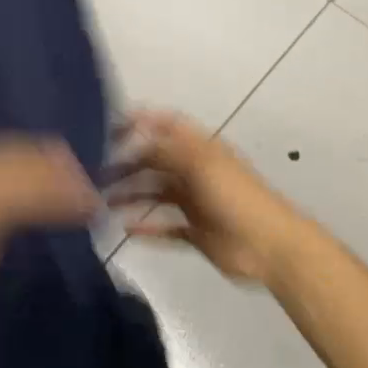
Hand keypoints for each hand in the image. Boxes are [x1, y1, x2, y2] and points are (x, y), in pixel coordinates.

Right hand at [109, 110, 307, 284]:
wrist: (270, 245)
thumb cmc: (236, 196)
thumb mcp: (200, 163)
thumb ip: (166, 149)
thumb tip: (137, 130)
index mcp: (199, 149)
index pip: (166, 126)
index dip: (140, 122)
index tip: (108, 127)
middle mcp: (195, 171)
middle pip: (155, 161)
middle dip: (127, 164)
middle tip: (97, 174)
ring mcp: (195, 202)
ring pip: (156, 193)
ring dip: (131, 195)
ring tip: (104, 203)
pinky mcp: (195, 232)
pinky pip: (164, 227)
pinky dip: (146, 227)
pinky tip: (126, 229)